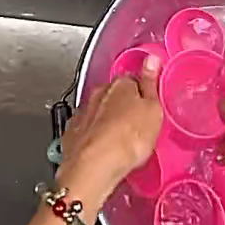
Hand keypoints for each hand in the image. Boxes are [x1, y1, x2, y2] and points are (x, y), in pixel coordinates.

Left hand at [58, 56, 162, 207]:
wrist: (94, 166)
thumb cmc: (128, 139)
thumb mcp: (153, 111)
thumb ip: (150, 84)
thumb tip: (151, 59)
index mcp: (121, 84)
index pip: (134, 80)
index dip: (142, 94)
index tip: (148, 106)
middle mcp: (100, 92)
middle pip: (114, 95)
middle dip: (122, 106)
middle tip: (136, 127)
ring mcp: (84, 111)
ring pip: (99, 111)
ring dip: (106, 121)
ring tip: (119, 142)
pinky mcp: (72, 132)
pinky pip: (86, 129)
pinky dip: (93, 135)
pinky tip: (100, 149)